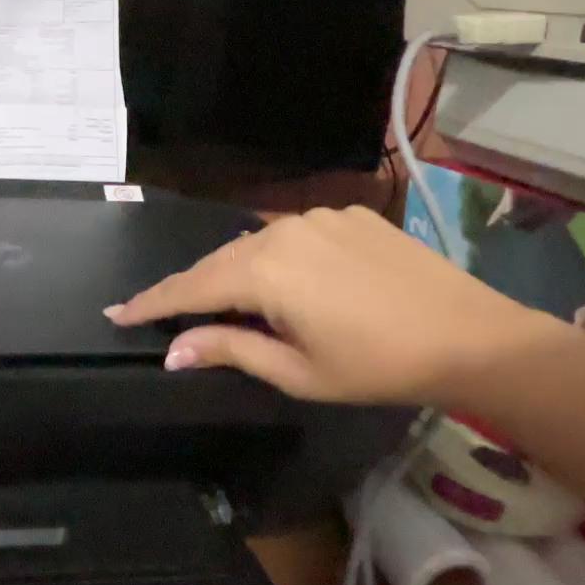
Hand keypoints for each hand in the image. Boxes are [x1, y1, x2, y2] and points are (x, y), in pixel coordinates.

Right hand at [106, 206, 568, 404]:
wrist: (469, 334)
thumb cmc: (377, 365)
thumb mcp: (297, 371)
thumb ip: (229, 349)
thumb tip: (172, 350)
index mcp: (263, 271)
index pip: (189, 286)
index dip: (151, 302)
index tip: (115, 312)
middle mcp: (281, 230)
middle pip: (218, 260)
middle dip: (191, 288)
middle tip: (165, 313)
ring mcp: (317, 217)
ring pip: (254, 243)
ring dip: (234, 271)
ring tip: (225, 301)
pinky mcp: (347, 214)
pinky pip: (291, 233)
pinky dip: (273, 256)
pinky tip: (286, 280)